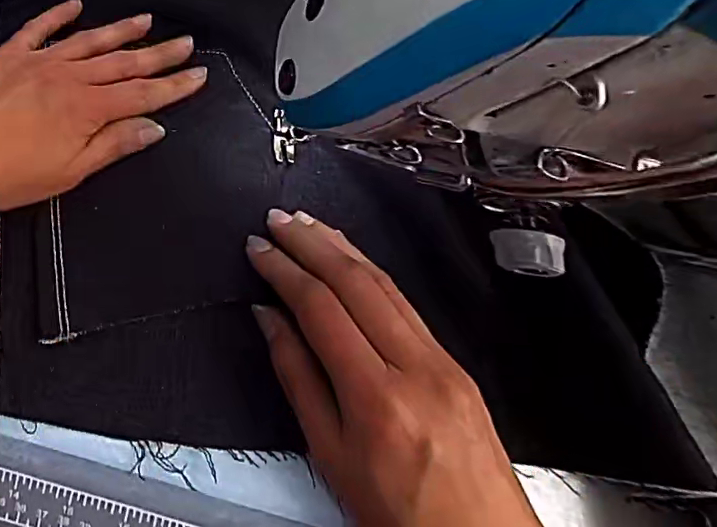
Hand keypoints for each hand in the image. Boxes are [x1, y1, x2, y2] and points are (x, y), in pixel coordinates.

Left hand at [0, 0, 206, 212]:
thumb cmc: (7, 173)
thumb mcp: (68, 171)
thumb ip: (113, 145)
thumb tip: (155, 126)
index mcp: (89, 107)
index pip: (144, 93)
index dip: (175, 85)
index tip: (201, 74)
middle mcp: (72, 76)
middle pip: (125, 63)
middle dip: (160, 54)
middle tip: (188, 42)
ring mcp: (41, 60)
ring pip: (91, 40)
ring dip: (122, 30)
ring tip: (148, 20)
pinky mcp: (11, 54)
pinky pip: (40, 29)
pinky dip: (59, 14)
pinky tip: (76, 5)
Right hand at [247, 211, 540, 526]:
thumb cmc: (405, 522)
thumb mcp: (332, 459)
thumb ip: (297, 380)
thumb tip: (270, 321)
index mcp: (378, 400)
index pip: (321, 307)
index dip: (284, 270)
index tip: (260, 250)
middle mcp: (416, 369)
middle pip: (354, 281)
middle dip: (310, 242)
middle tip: (279, 220)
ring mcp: (442, 361)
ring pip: (384, 282)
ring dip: (341, 246)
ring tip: (309, 225)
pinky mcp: (456, 362)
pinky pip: (406, 301)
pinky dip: (371, 270)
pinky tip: (352, 259)